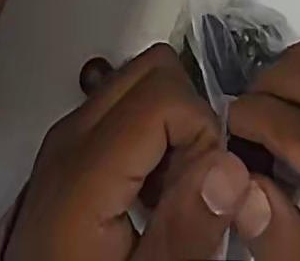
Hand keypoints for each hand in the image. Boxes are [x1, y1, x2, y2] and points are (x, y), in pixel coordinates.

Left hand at [8, 44, 273, 260]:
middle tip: (191, 181)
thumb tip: (232, 167)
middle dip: (191, 113)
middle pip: (154, 68)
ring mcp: (67, 133)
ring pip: (143, 75)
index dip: (201, 131)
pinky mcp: (72, 141)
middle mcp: (70, 135)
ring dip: (175, 118)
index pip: (165, 94)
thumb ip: (185, 231)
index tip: (203, 189)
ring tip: (171, 188)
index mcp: (81, 173)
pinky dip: (156, 124)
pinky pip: (128, 98)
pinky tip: (152, 186)